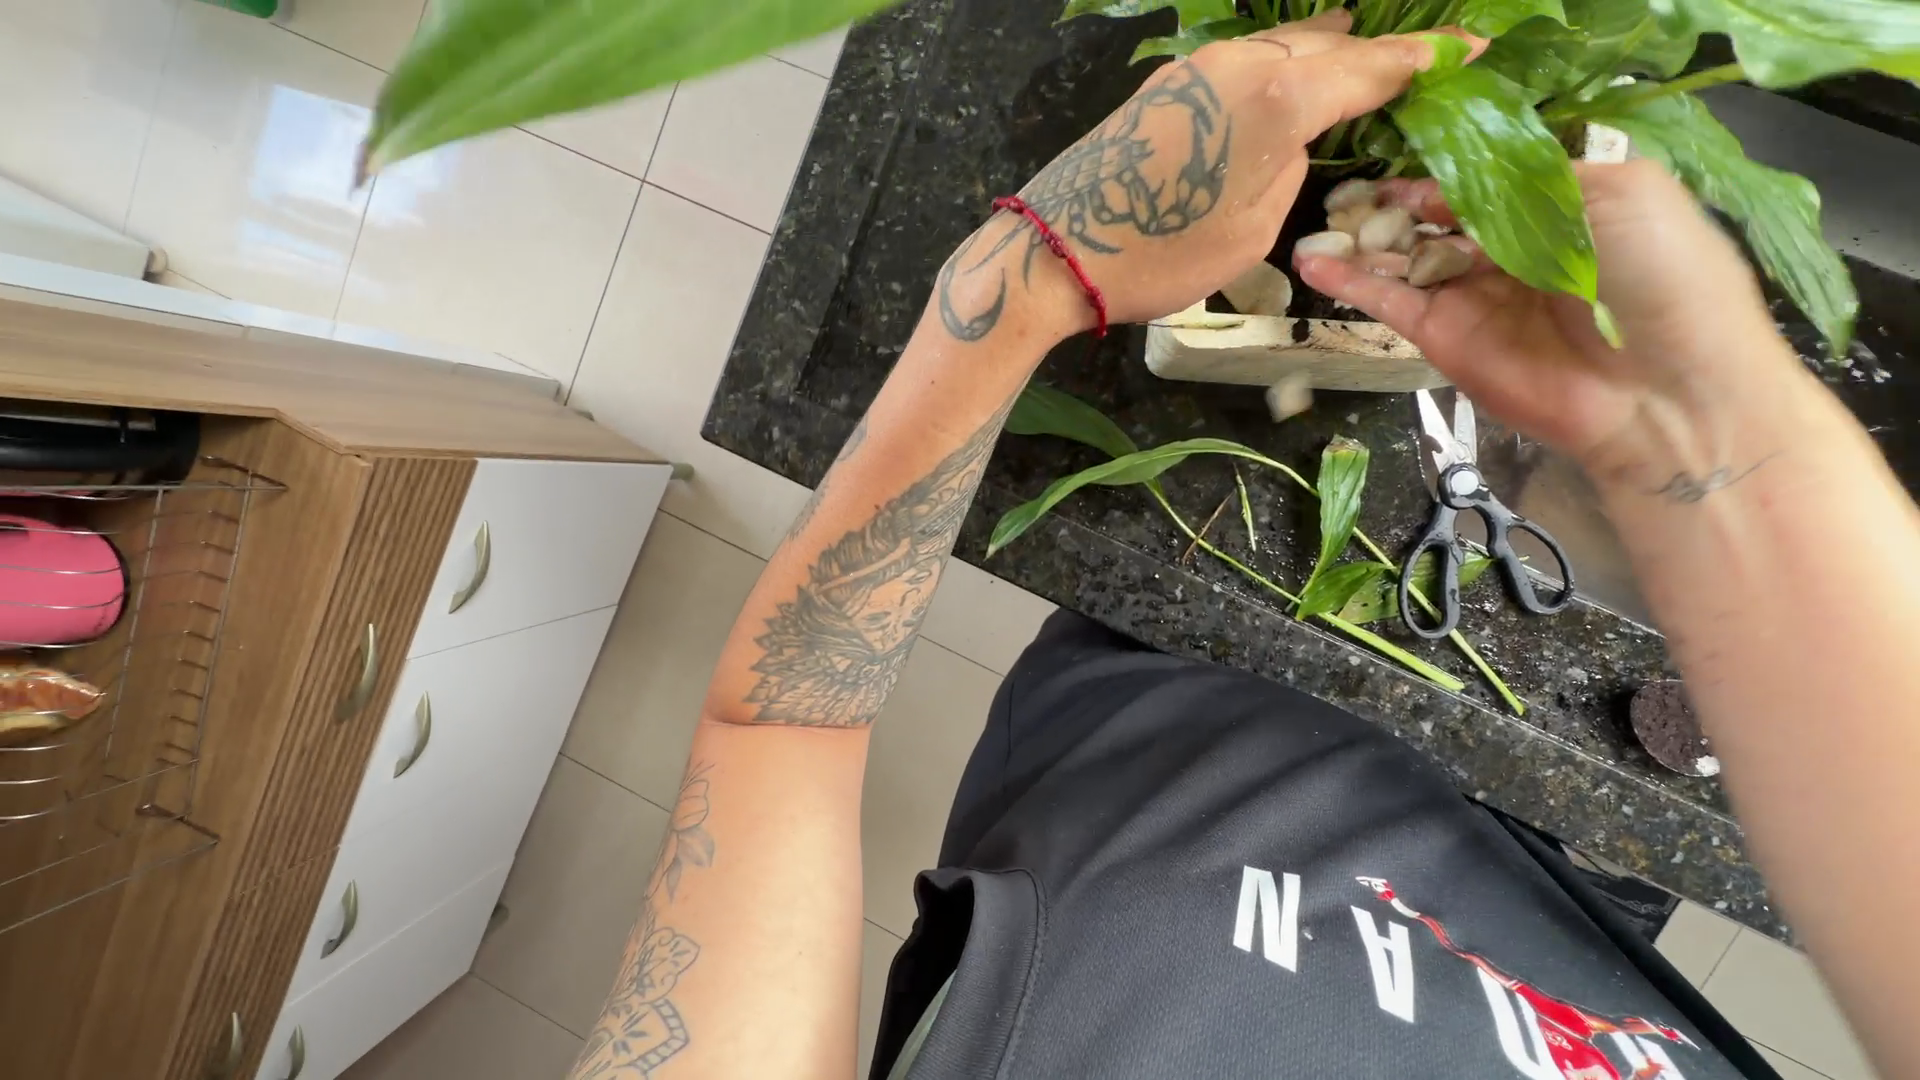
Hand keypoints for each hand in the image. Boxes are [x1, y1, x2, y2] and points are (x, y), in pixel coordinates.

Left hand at [934, 13, 1473, 343]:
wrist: (1055, 253)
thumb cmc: (1157, 257)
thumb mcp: (1248, 232)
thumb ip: (1286, 172)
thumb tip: (1288, 142)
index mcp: (1278, 97)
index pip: (1371, 66)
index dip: (1425, 60)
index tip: (1472, 49)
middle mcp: (1241, 62)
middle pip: (1326, 44)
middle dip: (1372, 55)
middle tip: (1409, 71)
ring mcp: (1195, 68)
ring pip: (1279, 46)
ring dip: (1320, 55)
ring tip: (1353, 62)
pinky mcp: (1163, 86)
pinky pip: (1238, 64)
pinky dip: (1274, 68)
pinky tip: (1283, 80)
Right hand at [1296, 160, 1809, 473]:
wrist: (1655, 388)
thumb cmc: (1657, 278)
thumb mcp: (1618, 196)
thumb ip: (1535, 180)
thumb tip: (1454, 185)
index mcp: (1557, 211)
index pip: (1484, 183)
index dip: (1442, 171)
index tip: (1399, 158)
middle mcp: (1506, 252)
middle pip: (1435, 220)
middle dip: (1393, 205)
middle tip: (1346, 195)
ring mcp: (1467, 296)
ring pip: (1403, 259)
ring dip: (1361, 241)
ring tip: (1317, 225)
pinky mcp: (1438, 335)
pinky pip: (1386, 302)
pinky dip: (1348, 283)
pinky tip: (1312, 264)